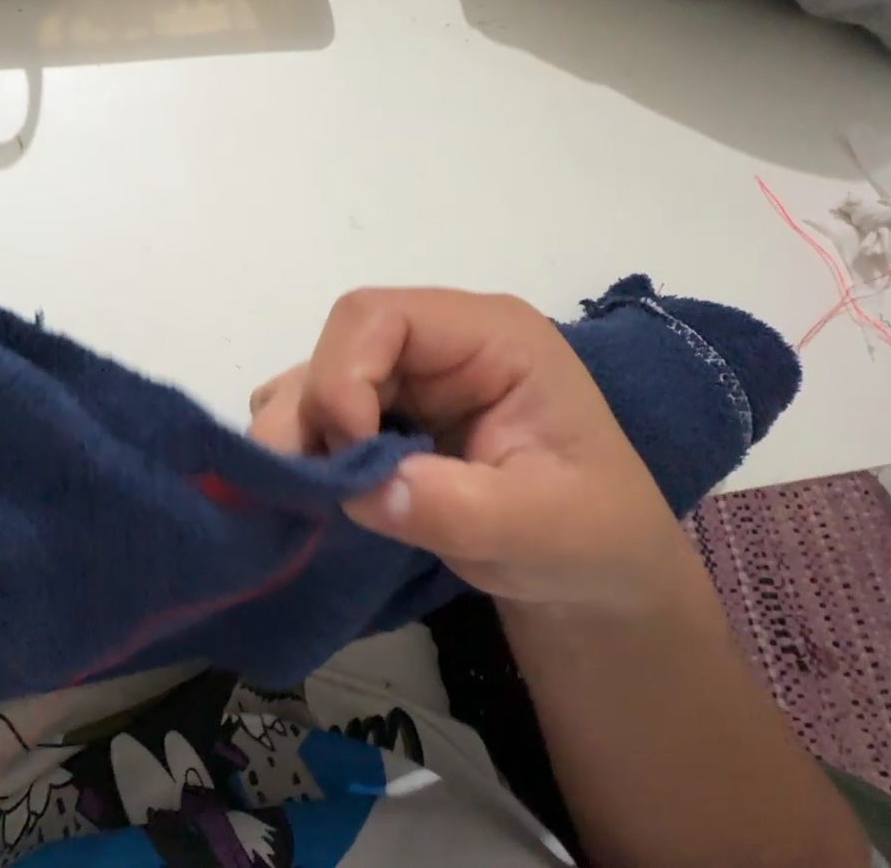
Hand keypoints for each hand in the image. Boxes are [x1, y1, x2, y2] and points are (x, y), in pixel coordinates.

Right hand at [248, 288, 693, 613]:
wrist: (592, 572)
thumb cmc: (589, 538)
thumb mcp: (543, 530)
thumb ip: (456, 508)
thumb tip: (361, 489)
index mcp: (487, 337)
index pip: (376, 317)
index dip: (343, 376)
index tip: (352, 455)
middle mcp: (432, 345)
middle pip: (331, 351)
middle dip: (313, 421)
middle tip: (323, 491)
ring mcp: (399, 380)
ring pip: (307, 384)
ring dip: (298, 441)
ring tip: (324, 499)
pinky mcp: (374, 415)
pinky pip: (307, 416)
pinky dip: (299, 454)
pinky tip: (325, 491)